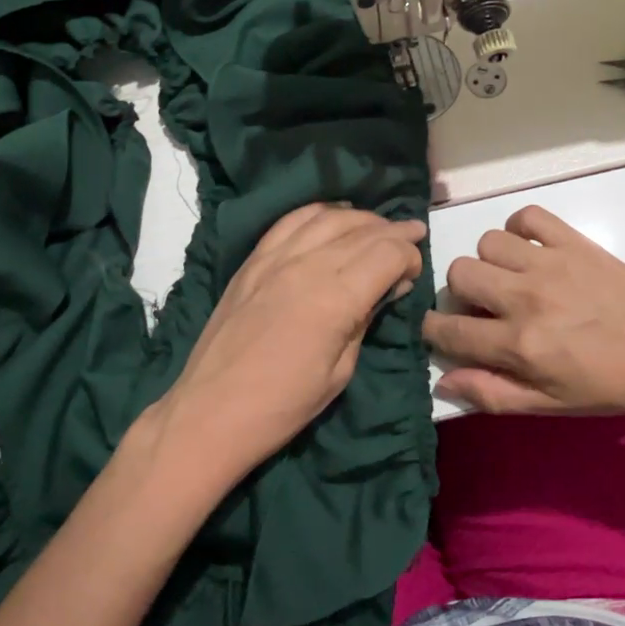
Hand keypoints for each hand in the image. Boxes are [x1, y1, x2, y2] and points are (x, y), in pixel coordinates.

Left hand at [154, 204, 425, 478]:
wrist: (210, 412)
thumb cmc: (283, 405)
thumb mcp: (340, 371)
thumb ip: (365, 320)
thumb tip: (387, 288)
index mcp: (336, 298)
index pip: (388, 253)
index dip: (410, 256)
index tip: (414, 273)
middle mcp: (308, 265)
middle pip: (364, 231)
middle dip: (394, 232)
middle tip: (413, 237)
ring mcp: (276, 258)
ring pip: (329, 217)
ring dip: (361, 218)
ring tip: (378, 227)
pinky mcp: (253, 260)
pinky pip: (291, 221)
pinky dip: (318, 212)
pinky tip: (332, 218)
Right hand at [423, 205, 624, 414]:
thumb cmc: (605, 385)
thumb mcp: (547, 405)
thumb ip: (491, 393)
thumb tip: (442, 381)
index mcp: (519, 345)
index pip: (449, 329)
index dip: (433, 330)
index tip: (441, 331)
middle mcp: (526, 298)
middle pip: (459, 273)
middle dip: (461, 293)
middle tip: (485, 307)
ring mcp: (550, 264)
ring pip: (488, 242)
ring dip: (492, 262)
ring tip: (513, 279)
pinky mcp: (573, 242)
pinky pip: (528, 216)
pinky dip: (521, 228)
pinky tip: (531, 251)